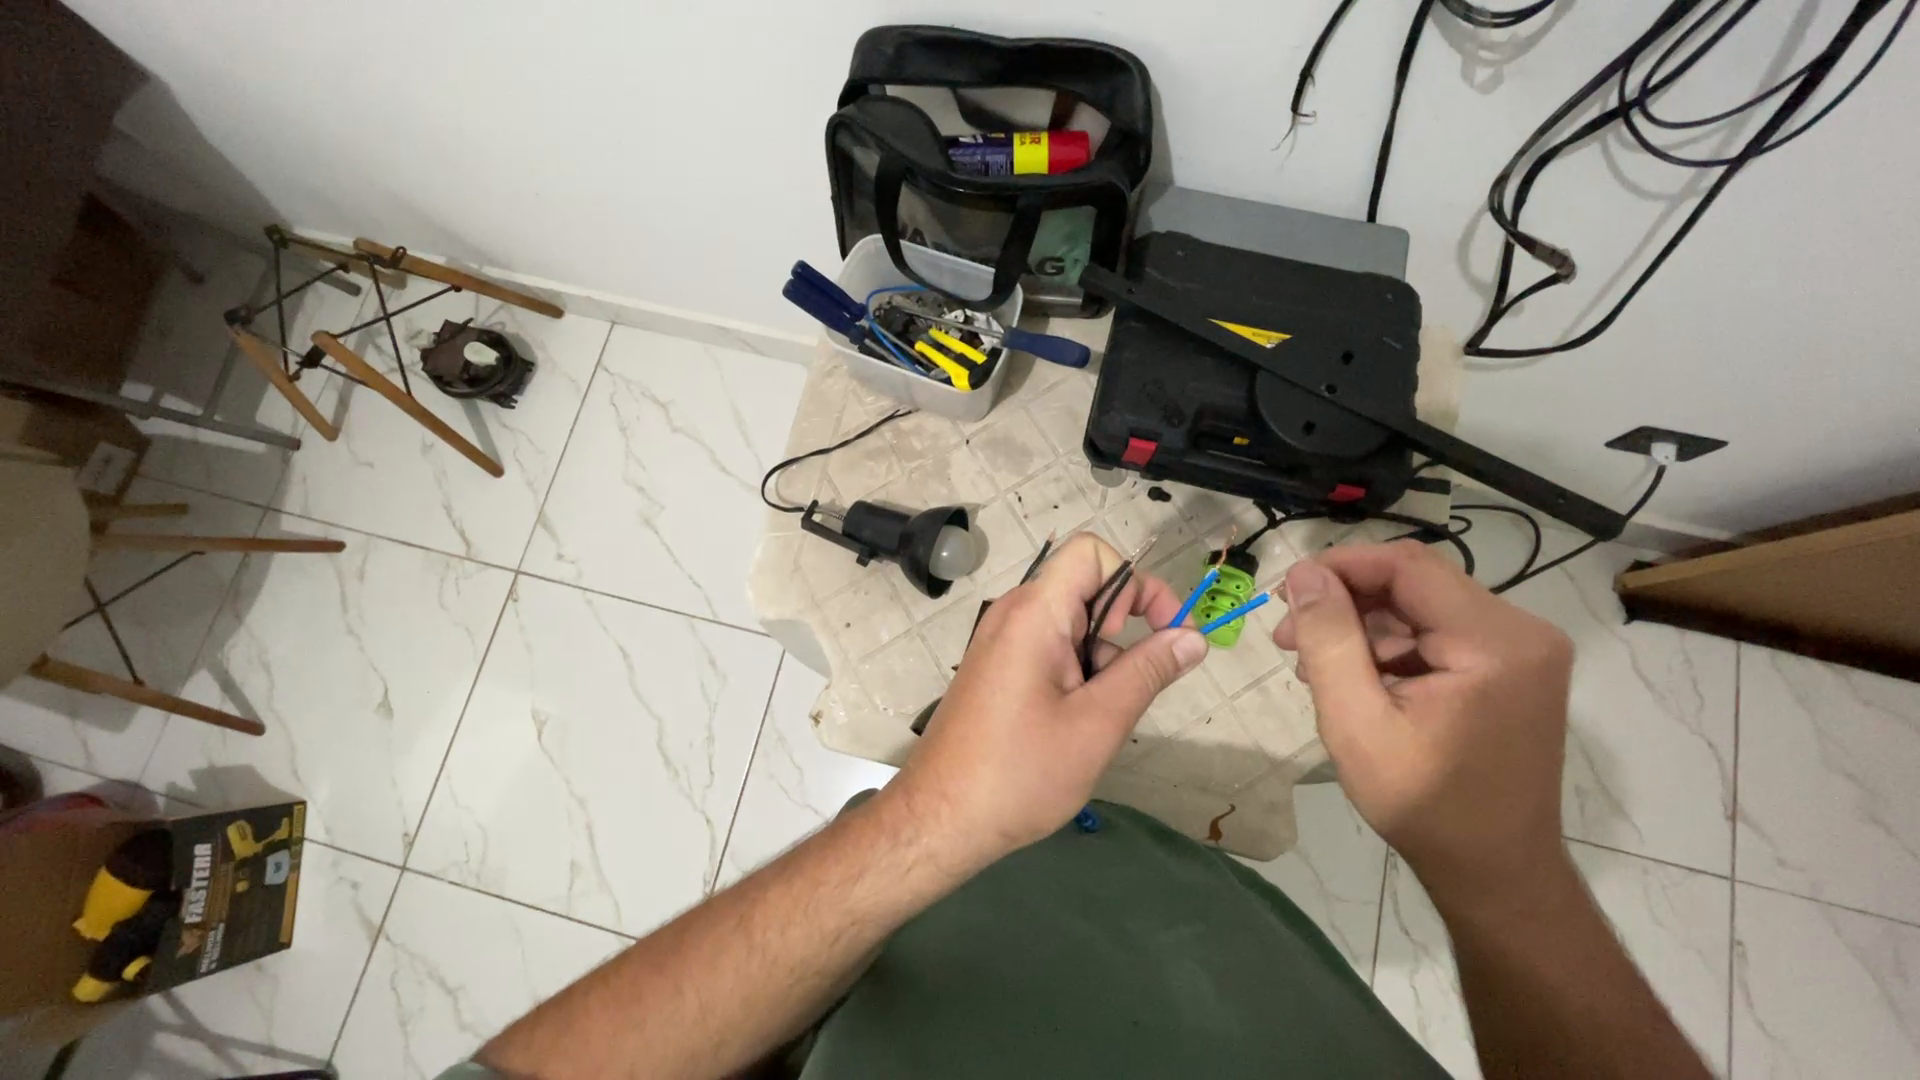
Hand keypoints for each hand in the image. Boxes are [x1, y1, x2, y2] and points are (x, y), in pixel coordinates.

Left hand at [888, 533, 1209, 867]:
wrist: (940, 819)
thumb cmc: (1019, 773)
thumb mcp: (1097, 724)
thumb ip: (1148, 672)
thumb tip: (1193, 638)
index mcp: (1034, 613)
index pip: (1091, 552)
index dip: (1135, 582)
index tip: (1157, 632)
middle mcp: (1013, 614)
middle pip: (1085, 588)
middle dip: (1121, 629)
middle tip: (1123, 687)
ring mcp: (1001, 642)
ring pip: (1071, 624)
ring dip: (1100, 659)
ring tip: (1092, 720)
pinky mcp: (997, 668)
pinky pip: (1049, 649)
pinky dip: (1076, 674)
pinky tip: (1072, 724)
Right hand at [1271, 541, 1574, 908]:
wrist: (1494, 870)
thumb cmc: (1422, 803)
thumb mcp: (1356, 721)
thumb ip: (1328, 639)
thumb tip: (1303, 574)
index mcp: (1494, 642)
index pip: (1408, 566)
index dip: (1339, 566)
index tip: (1284, 592)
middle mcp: (1521, 632)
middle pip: (1416, 582)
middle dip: (1345, 600)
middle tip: (1287, 635)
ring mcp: (1522, 650)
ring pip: (1423, 606)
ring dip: (1363, 625)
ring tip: (1312, 664)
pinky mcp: (1513, 668)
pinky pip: (1440, 632)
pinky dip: (1391, 645)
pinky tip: (1353, 675)